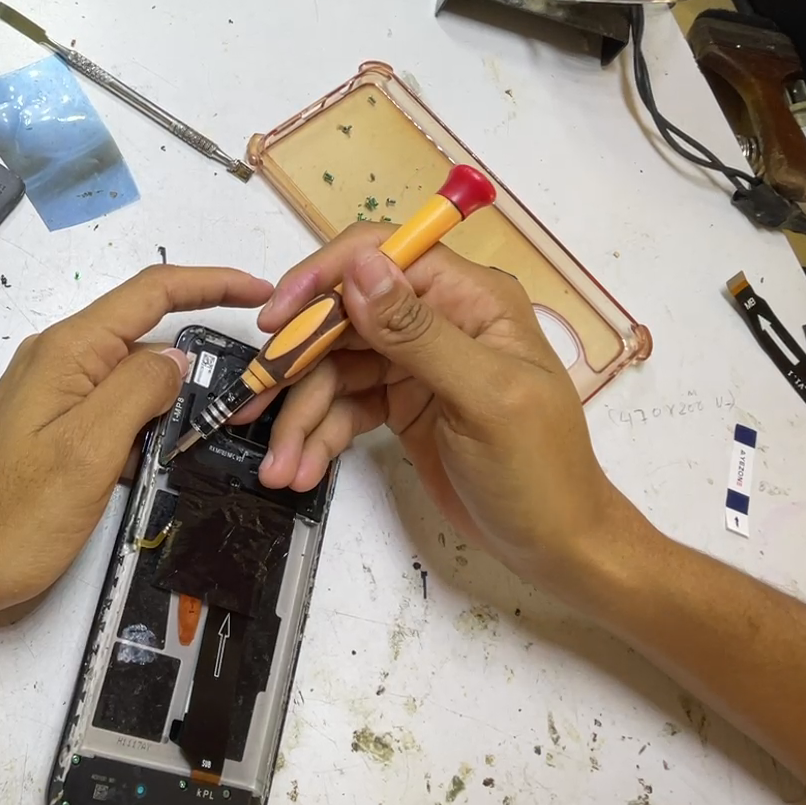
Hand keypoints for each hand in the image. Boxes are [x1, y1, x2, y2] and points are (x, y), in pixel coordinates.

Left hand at [0, 265, 273, 616]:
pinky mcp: (52, 425)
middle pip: (142, 329)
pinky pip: (112, 405)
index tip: (263, 292)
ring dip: (172, 390)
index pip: (151, 292)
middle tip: (250, 383)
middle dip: (198, 343)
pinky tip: (163, 451)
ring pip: (129, 372)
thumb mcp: (88, 451)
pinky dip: (146, 419)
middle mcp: (58, 359)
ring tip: (215, 423)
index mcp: (66, 351)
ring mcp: (52, 392)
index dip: (212, 282)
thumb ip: (138, 391)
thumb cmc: (13, 517)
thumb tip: (177, 356)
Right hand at [246, 225, 650, 594]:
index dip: (320, 281)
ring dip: (299, 419)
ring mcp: (409, 363)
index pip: (379, 258)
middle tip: (251, 407)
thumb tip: (358, 266)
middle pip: (340, 321)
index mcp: (466, 300)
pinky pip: (339, 407)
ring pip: (330, 371)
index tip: (276, 322)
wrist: (554, 546)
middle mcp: (432, 320)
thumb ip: (417, 331)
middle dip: (294, 369)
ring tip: (278, 468)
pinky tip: (300, 470)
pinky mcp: (393, 402)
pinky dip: (316, 437)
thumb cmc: (538, 470)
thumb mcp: (483, 397)